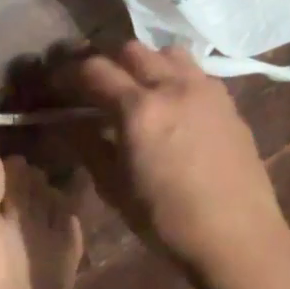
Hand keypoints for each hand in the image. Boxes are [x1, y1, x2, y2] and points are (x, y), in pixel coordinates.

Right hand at [55, 42, 289, 280]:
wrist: (238, 239)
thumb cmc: (165, 219)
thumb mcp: (111, 185)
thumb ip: (84, 143)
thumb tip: (62, 120)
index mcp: (139, 109)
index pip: (91, 70)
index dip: (65, 73)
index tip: (52, 84)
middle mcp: (173, 87)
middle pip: (128, 49)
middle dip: (102, 61)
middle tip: (88, 84)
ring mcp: (205, 91)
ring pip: (165, 52)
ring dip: (140, 61)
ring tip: (130, 86)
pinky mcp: (227, 103)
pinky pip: (192, 71)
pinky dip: (170, 74)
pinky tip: (165, 102)